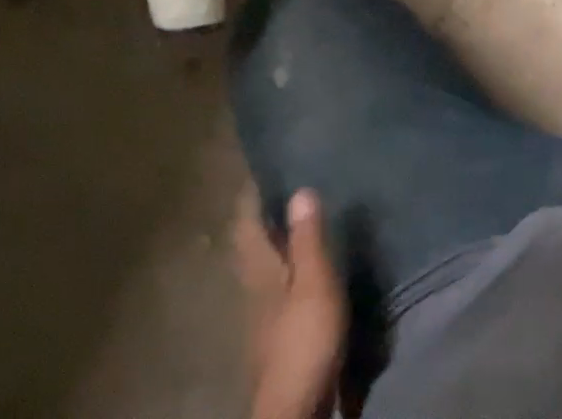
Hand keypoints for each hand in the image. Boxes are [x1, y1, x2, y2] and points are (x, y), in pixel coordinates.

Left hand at [235, 188, 346, 418]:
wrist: (294, 402)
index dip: (252, 196)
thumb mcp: (314, 283)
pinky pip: (276, 281)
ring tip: (290, 216)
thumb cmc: (304, 337)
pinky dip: (285, 261)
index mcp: (260, 270)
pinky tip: (299, 262)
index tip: (261, 167)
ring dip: (272, 238)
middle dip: (259, 215)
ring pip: (261, 262)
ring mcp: (263, 309)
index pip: (247, 224)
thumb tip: (300, 190)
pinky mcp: (276, 327)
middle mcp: (254, 285)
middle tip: (277, 186)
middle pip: (249, 243)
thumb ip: (308, 240)